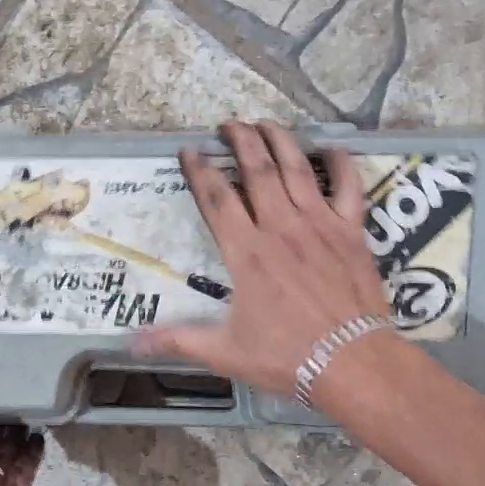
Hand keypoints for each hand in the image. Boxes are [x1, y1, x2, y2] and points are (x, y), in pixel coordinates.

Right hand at [135, 120, 397, 396]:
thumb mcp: (224, 353)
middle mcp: (280, 228)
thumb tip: (132, 345)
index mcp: (246, 253)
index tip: (189, 151)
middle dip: (240, 141)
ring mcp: (320, 224)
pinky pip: (348, 185)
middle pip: (257, 170)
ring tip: (266, 124)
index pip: (217, 198)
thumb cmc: (285, 357)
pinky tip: (330, 148)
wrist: (351, 361)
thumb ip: (178, 340)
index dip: (200, 171)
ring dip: (280, 140)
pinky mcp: (352, 231)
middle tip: (229, 125)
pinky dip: (339, 162)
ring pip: (297, 168)